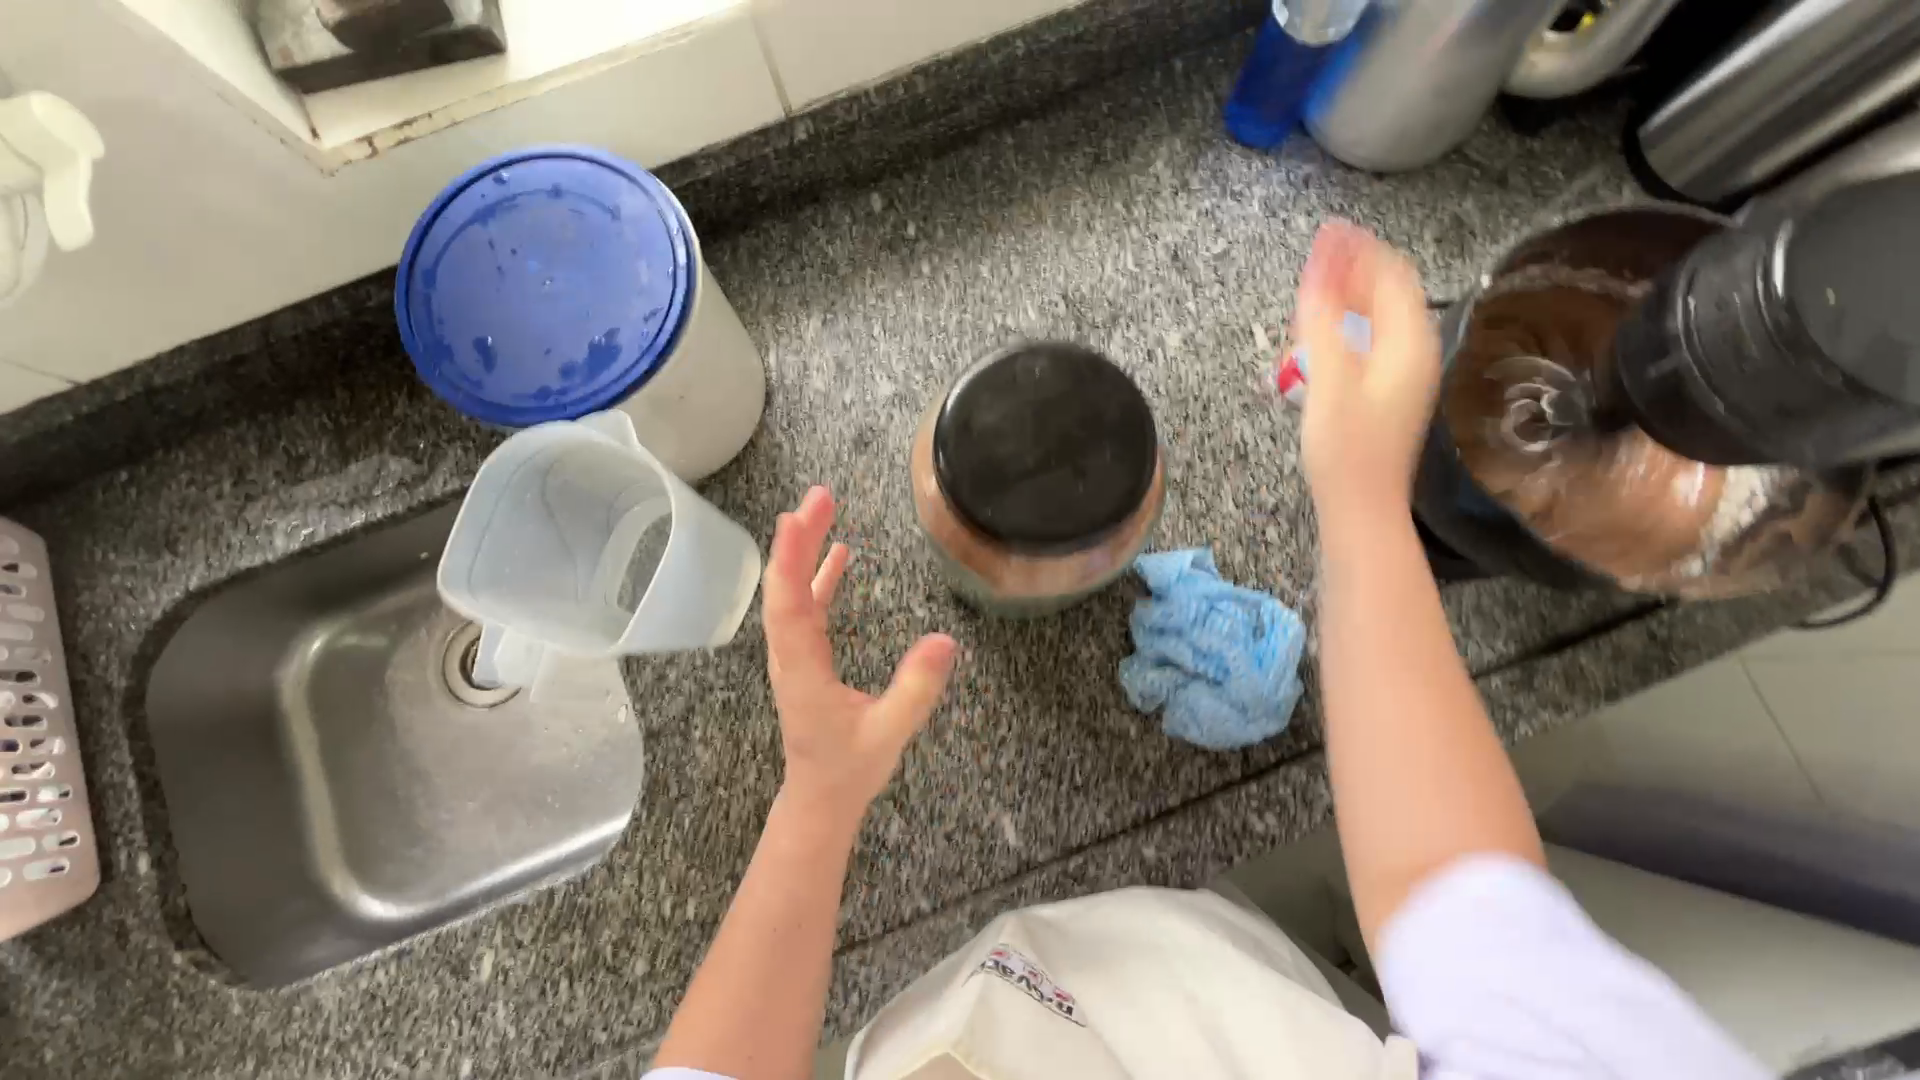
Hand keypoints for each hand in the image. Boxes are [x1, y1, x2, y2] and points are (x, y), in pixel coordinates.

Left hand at [762, 486, 958, 830]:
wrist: (822, 797)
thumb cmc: (850, 769)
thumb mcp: (890, 734)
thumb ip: (916, 690)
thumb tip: (945, 640)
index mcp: (802, 671)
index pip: (790, 606)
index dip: (793, 559)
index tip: (799, 517)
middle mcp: (790, 655)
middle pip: (785, 588)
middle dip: (799, 539)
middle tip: (819, 495)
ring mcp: (795, 655)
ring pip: (793, 594)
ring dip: (806, 551)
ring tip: (822, 508)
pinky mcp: (807, 657)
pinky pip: (807, 607)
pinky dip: (819, 576)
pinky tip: (840, 553)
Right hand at [1292, 222, 1442, 522]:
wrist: (1360, 505)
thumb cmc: (1345, 449)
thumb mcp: (1329, 380)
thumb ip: (1323, 321)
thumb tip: (1319, 268)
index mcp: (1408, 342)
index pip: (1390, 276)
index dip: (1359, 249)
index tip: (1328, 231)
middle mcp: (1415, 351)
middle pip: (1389, 292)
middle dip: (1355, 268)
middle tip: (1318, 252)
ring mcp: (1404, 372)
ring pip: (1381, 315)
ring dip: (1351, 294)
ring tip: (1317, 283)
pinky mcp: (1388, 390)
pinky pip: (1373, 338)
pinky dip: (1350, 322)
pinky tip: (1325, 328)